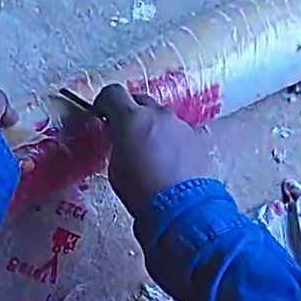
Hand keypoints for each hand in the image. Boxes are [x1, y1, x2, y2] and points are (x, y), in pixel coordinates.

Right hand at [93, 83, 214, 213]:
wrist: (180, 207)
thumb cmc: (140, 190)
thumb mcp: (115, 168)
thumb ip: (118, 145)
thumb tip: (123, 141)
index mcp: (131, 118)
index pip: (113, 93)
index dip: (105, 103)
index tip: (103, 114)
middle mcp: (158, 114)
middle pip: (140, 102)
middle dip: (132, 114)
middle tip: (127, 134)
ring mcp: (180, 124)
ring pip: (162, 118)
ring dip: (154, 128)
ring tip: (153, 153)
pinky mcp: (197, 138)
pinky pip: (179, 132)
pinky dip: (172, 141)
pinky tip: (171, 161)